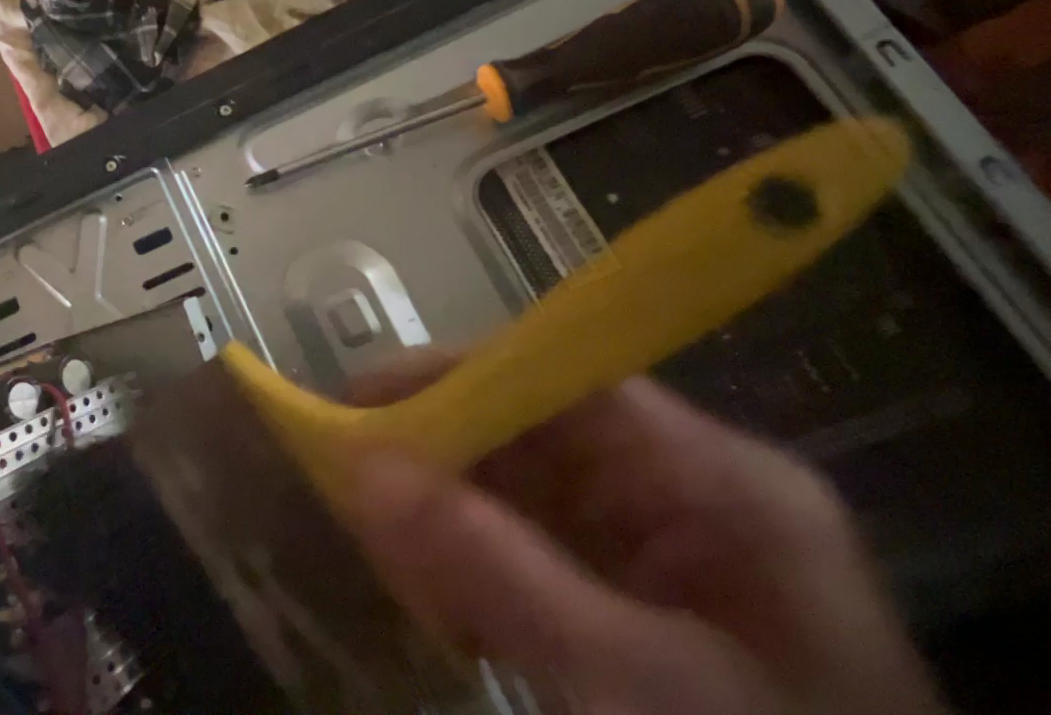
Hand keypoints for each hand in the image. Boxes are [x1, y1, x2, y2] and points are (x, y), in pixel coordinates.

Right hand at [346, 367, 946, 714]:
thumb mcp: (632, 679)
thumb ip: (496, 571)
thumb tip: (362, 470)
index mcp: (717, 481)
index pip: (566, 384)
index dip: (458, 380)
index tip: (359, 404)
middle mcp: (682, 496)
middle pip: (532, 435)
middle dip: (436, 453)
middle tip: (342, 481)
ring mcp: (654, 553)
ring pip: (517, 495)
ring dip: (440, 513)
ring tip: (370, 540)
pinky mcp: (627, 605)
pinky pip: (523, 552)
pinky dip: (465, 567)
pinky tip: (428, 597)